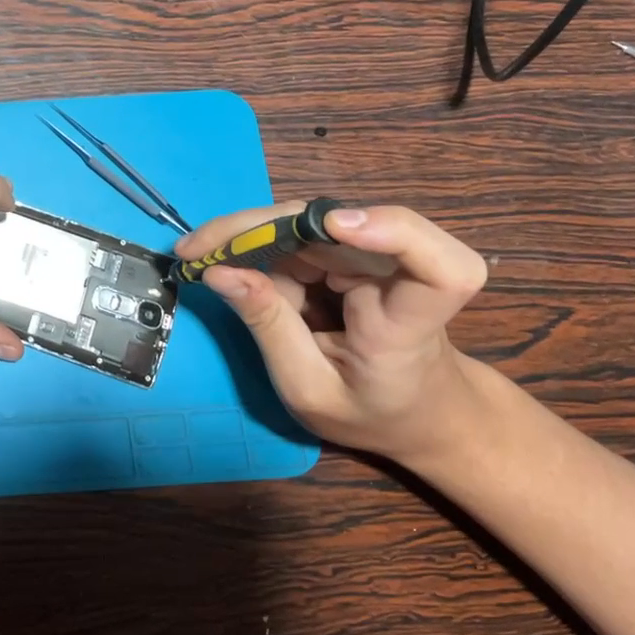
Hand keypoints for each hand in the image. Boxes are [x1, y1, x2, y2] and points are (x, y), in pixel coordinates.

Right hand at [175, 203, 487, 464]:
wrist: (422, 409)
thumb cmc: (373, 412)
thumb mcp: (309, 388)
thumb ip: (269, 329)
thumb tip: (218, 271)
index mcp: (407, 324)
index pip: (441, 269)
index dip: (397, 232)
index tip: (334, 226)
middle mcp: (398, 276)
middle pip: (332, 226)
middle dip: (255, 229)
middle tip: (192, 249)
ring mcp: (375, 256)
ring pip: (303, 222)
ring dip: (244, 234)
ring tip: (196, 256)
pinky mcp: (352, 251)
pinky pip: (296, 233)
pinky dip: (253, 242)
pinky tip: (220, 255)